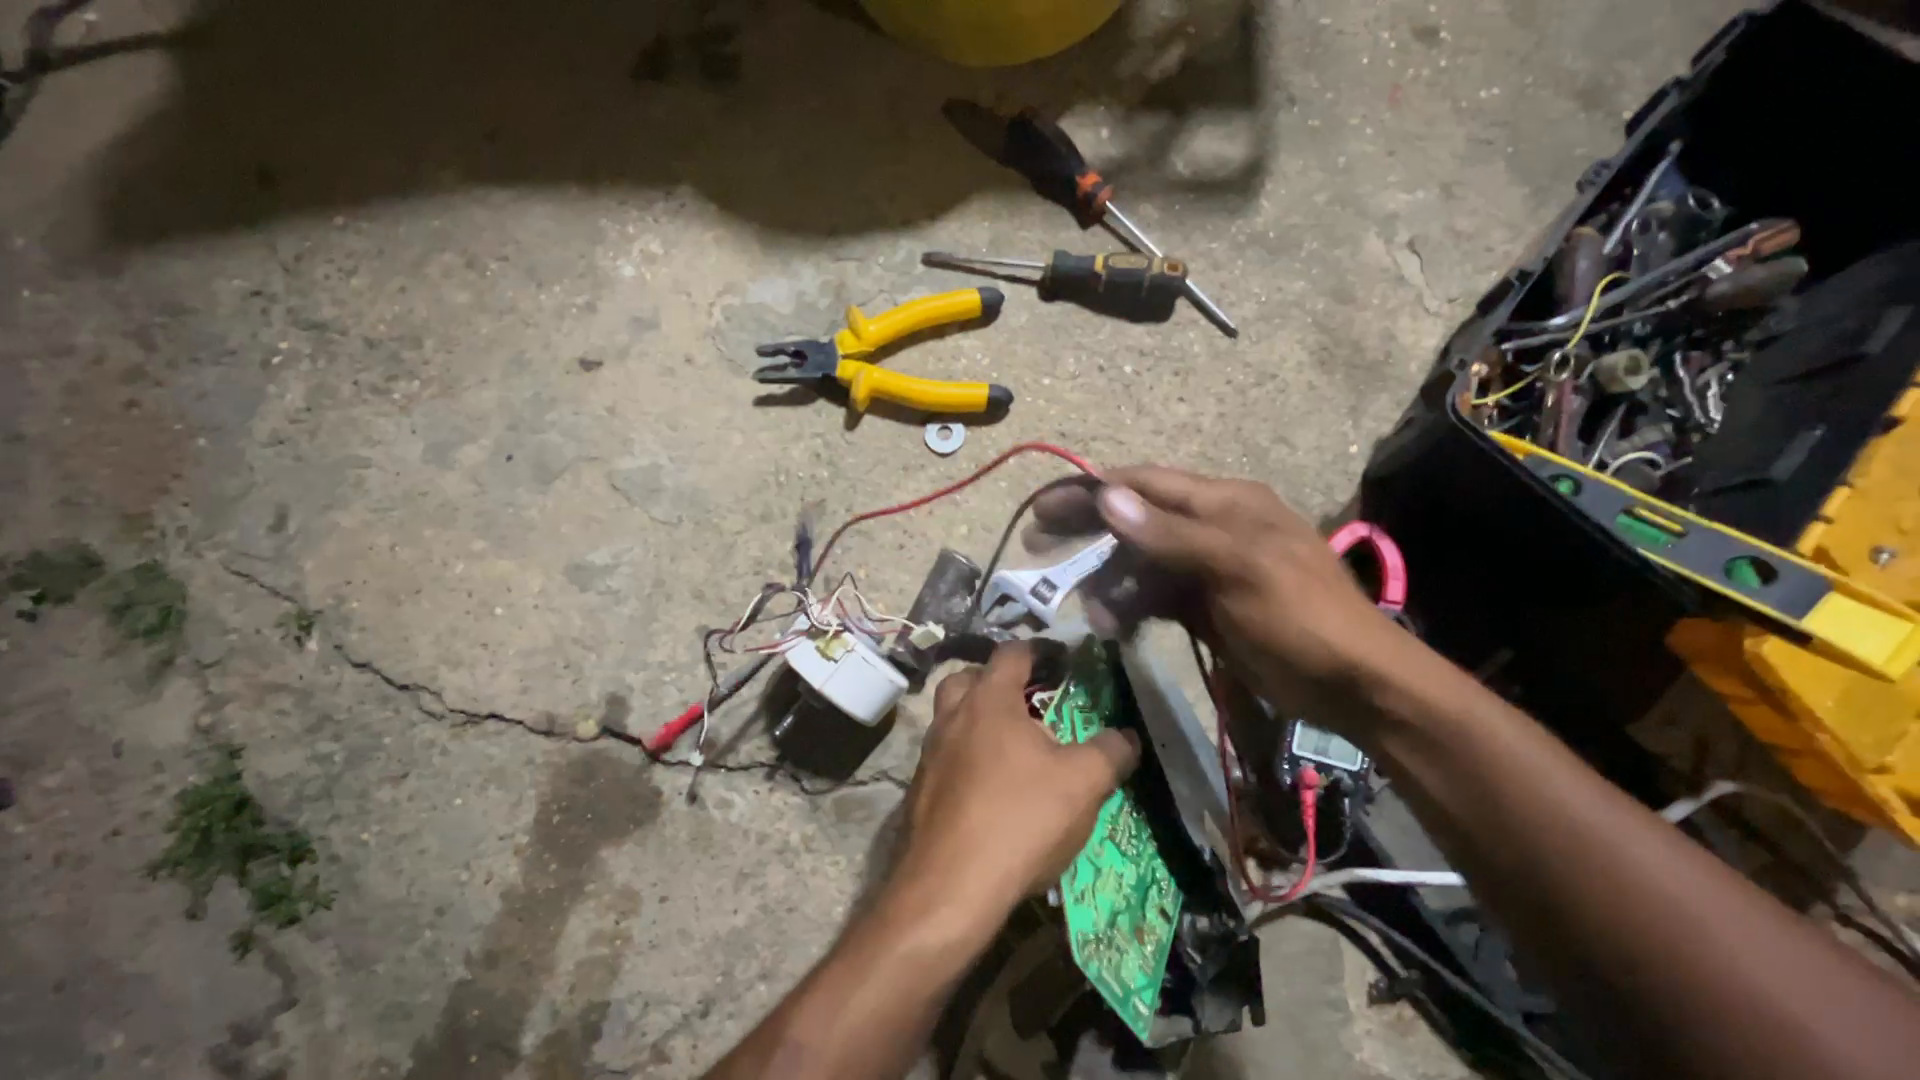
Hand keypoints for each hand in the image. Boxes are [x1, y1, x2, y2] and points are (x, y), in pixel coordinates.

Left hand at [889, 642, 1139, 928]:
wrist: (949, 887)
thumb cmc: (1019, 820)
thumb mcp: (1083, 784)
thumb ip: (1110, 753)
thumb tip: (1127, 736)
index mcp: (988, 701)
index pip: (1011, 653)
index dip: (1038, 650)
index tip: (1061, 660)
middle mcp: (951, 718)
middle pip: (968, 680)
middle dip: (997, 682)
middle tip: (1029, 701)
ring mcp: (929, 756)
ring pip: (952, 720)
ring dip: (979, 722)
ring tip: (1015, 748)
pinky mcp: (919, 792)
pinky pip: (946, 759)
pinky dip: (967, 760)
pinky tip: (991, 789)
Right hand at [1030, 466, 1407, 725]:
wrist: (1352, 683)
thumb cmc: (1300, 615)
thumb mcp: (1238, 568)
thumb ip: (1170, 535)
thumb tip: (1107, 497)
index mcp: (1225, 503)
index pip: (1145, 484)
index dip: (1092, 491)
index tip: (1044, 507)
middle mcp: (1212, 527)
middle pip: (1136, 520)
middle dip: (1090, 532)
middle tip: (1040, 546)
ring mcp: (1207, 569)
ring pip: (1141, 563)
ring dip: (1110, 583)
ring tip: (1091, 613)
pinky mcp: (1206, 606)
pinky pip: (1156, 597)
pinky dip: (1131, 608)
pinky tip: (1113, 627)